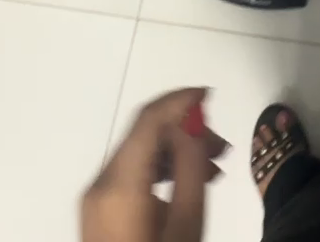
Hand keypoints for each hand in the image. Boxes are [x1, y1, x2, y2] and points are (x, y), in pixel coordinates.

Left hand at [81, 88, 227, 241]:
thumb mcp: (186, 224)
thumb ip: (190, 167)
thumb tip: (192, 122)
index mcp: (119, 182)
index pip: (150, 118)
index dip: (181, 99)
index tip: (211, 95)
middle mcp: (101, 182)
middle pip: (146, 132)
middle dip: (186, 127)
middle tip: (223, 143)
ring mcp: (96, 197)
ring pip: (141, 150)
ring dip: (178, 147)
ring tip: (215, 163)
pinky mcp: (99, 210)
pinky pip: (133, 171)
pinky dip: (162, 165)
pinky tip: (190, 181)